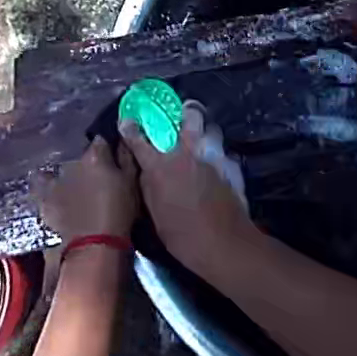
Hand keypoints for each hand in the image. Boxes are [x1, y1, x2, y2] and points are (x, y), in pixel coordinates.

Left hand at [36, 137, 140, 240]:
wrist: (94, 246)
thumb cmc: (119, 212)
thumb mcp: (131, 181)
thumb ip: (126, 156)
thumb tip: (123, 137)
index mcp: (95, 155)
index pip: (101, 140)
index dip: (106, 148)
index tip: (111, 156)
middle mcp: (73, 162)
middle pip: (81, 156)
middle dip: (87, 162)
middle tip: (96, 176)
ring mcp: (56, 181)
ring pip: (62, 170)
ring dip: (69, 174)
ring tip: (76, 186)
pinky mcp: (45, 200)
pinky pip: (41, 186)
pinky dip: (46, 185)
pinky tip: (50, 189)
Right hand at [120, 102, 254, 274]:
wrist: (224, 244)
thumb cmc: (183, 237)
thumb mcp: (155, 215)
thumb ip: (148, 186)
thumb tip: (145, 169)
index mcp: (161, 166)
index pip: (140, 140)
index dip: (131, 129)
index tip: (127, 121)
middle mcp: (186, 153)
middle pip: (188, 116)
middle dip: (184, 112)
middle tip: (179, 118)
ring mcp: (211, 156)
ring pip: (210, 128)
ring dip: (204, 130)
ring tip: (201, 139)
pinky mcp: (229, 166)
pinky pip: (221, 150)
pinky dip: (216, 153)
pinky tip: (215, 167)